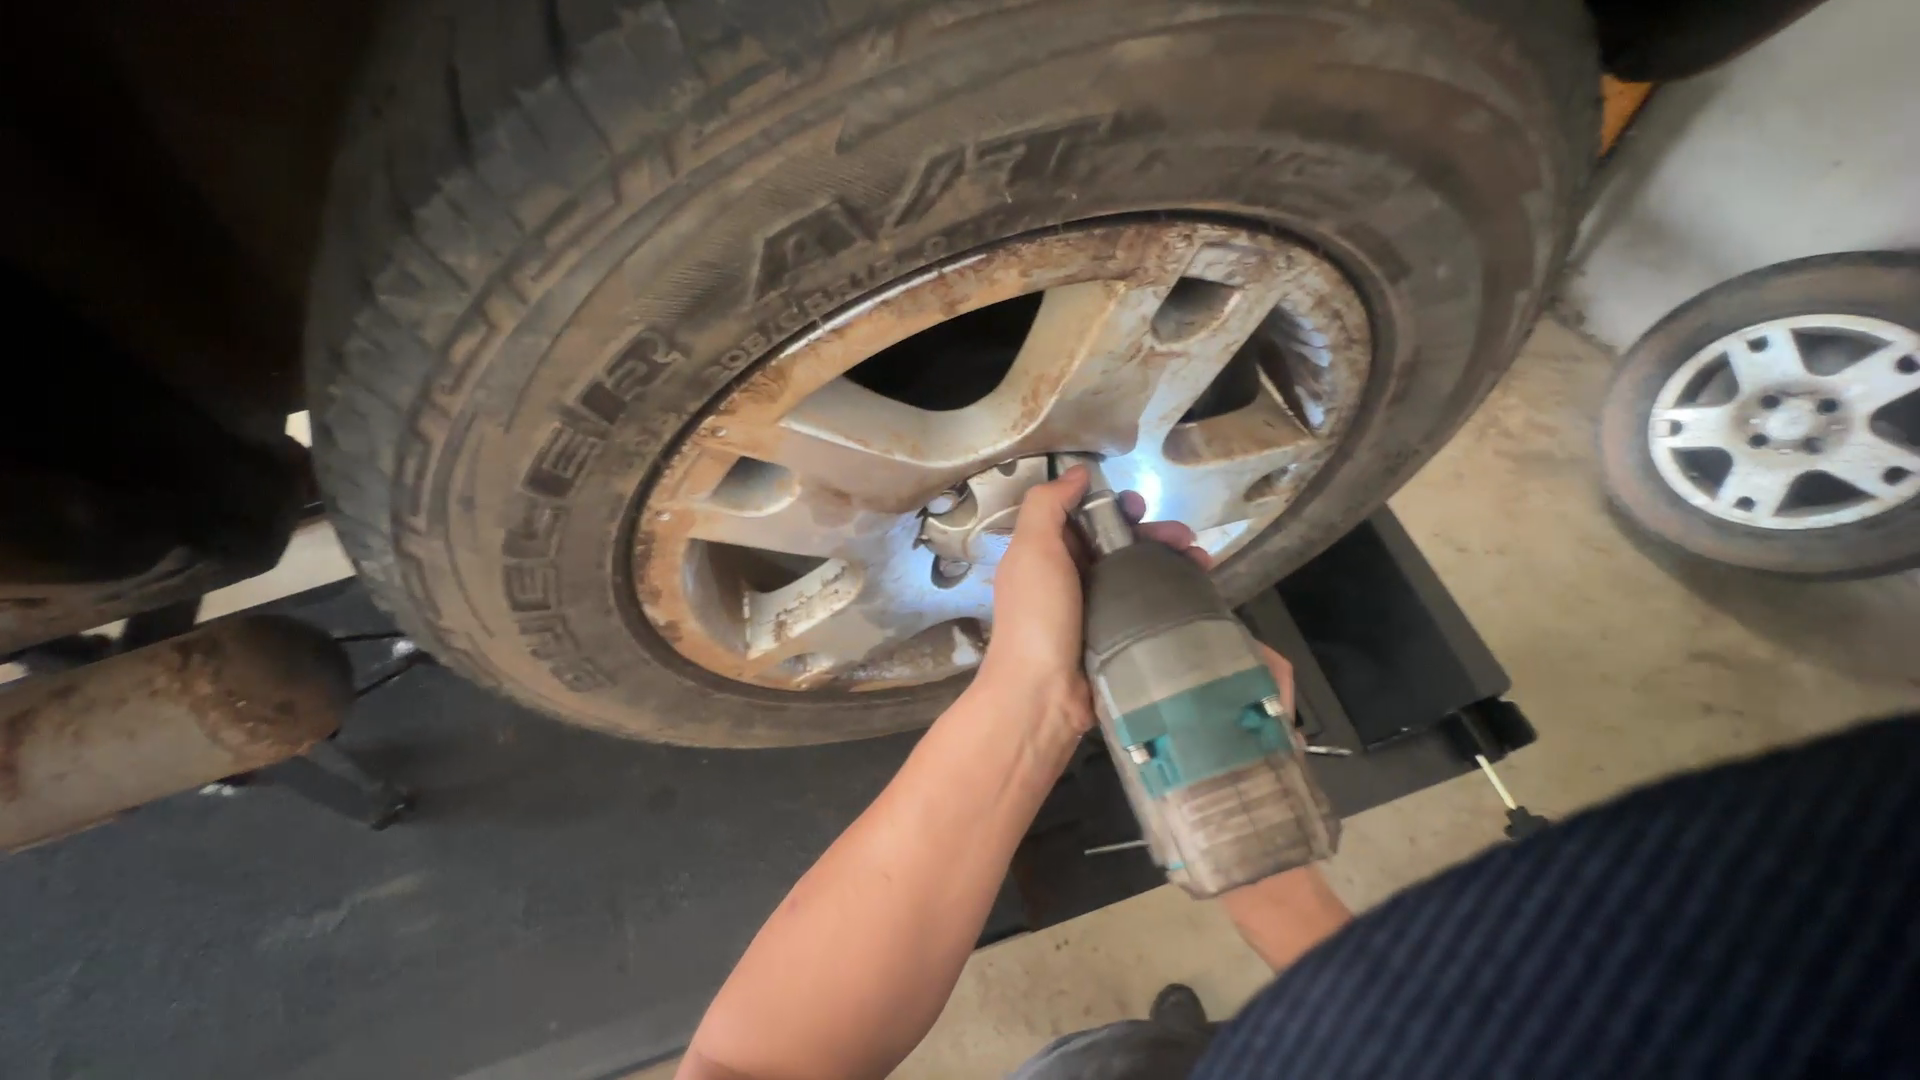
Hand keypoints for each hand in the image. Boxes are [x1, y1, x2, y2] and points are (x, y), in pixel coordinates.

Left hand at [976, 465, 1212, 739]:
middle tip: (1184, 536)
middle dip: (1153, 534)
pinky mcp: (1118, 638)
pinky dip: (1173, 594)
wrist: (1041, 695)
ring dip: (1171, 561)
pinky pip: (1148, 607)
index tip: (1139, 505)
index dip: (1113, 507)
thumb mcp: (1032, 549)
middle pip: (1118, 545)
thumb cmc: (1036, 616)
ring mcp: (1094, 611)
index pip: (1084, 519)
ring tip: (1202, 560)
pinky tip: (1198, 590)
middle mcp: (1069, 579)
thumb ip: (1047, 505)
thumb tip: (1077, 473)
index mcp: (1045, 555)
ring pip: (1138, 574)